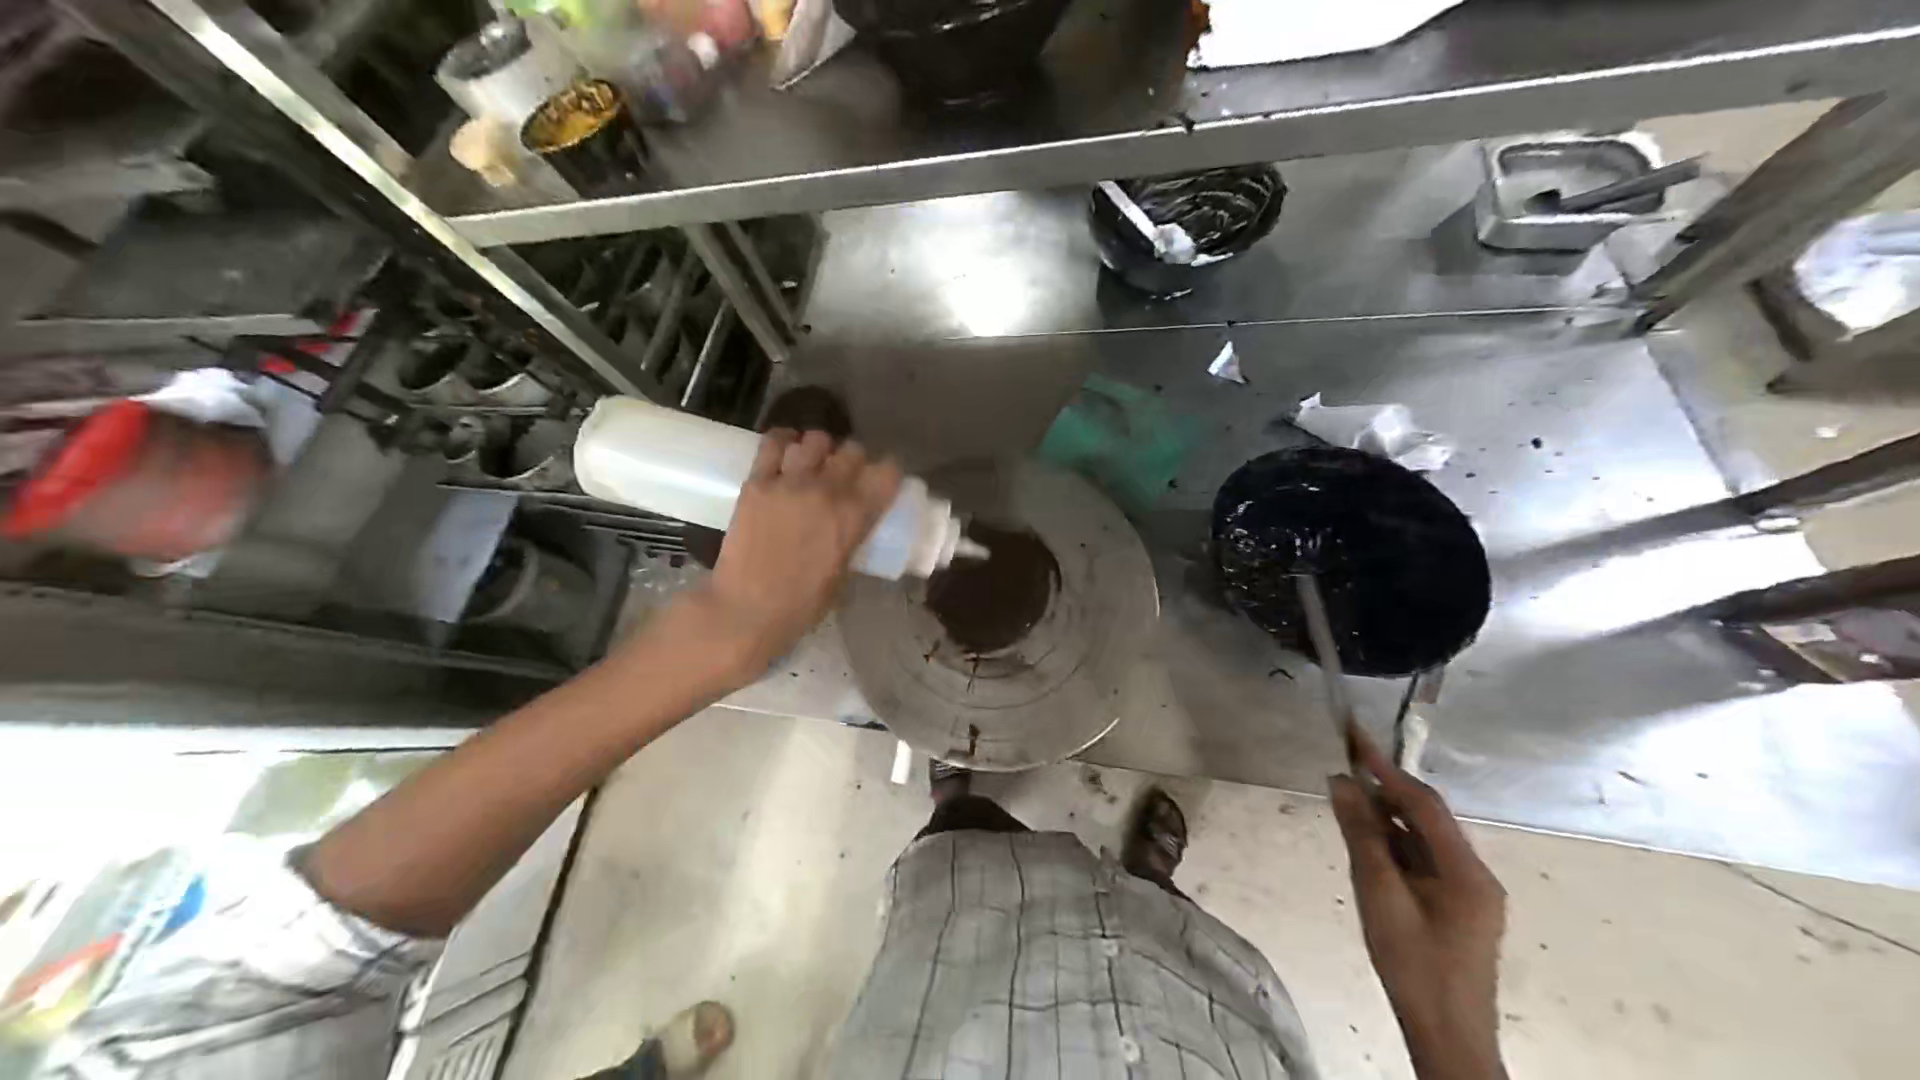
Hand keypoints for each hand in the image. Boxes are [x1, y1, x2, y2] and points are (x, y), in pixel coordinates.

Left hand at [673, 428, 901, 683]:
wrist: (747, 609)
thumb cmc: (801, 605)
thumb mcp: (843, 573)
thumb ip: (851, 541)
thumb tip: (851, 526)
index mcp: (854, 517)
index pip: (887, 472)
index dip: (887, 472)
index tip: (881, 480)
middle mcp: (827, 491)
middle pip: (852, 450)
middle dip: (853, 459)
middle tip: (844, 474)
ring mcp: (790, 483)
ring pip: (815, 440)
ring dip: (819, 449)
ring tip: (811, 463)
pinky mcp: (757, 482)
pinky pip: (773, 443)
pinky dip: (783, 441)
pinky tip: (785, 450)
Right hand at [1330, 727, 1507, 1079]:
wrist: (1446, 1032)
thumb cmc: (1412, 963)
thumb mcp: (1378, 894)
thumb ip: (1361, 835)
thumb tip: (1341, 781)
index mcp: (1466, 871)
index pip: (1422, 803)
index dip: (1386, 768)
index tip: (1354, 737)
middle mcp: (1475, 873)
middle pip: (1426, 817)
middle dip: (1385, 789)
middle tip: (1343, 768)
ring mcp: (1469, 891)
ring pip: (1423, 837)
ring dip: (1386, 817)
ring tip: (1346, 803)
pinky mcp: (1456, 905)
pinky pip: (1422, 858)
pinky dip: (1393, 843)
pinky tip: (1367, 843)